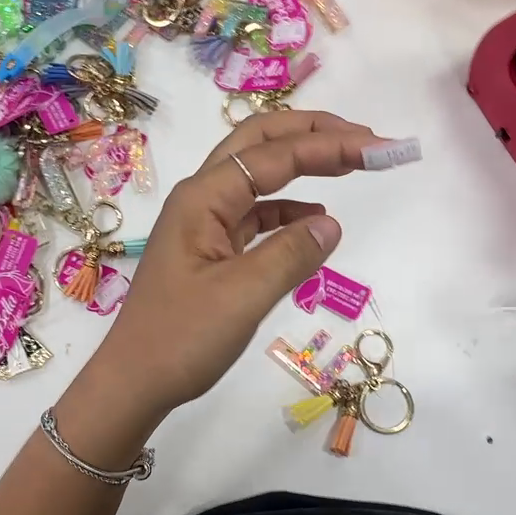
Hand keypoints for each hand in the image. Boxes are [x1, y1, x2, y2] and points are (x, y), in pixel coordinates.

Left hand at [90, 111, 386, 412]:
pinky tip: (315, 218)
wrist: (134, 381)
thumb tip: (330, 224)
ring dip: (302, 164)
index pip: (275, 155)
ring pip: (257, 175)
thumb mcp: (243, 296)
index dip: (329, 145)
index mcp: (203, 198)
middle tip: (366, 139)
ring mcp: (203, 223)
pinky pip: (254, 213)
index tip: (381, 148)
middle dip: (312, 133)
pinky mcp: (210, 250)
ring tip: (352, 164)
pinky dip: (287, 208)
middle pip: (259, 143)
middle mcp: (201, 199)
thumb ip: (290, 255)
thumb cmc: (181, 338)